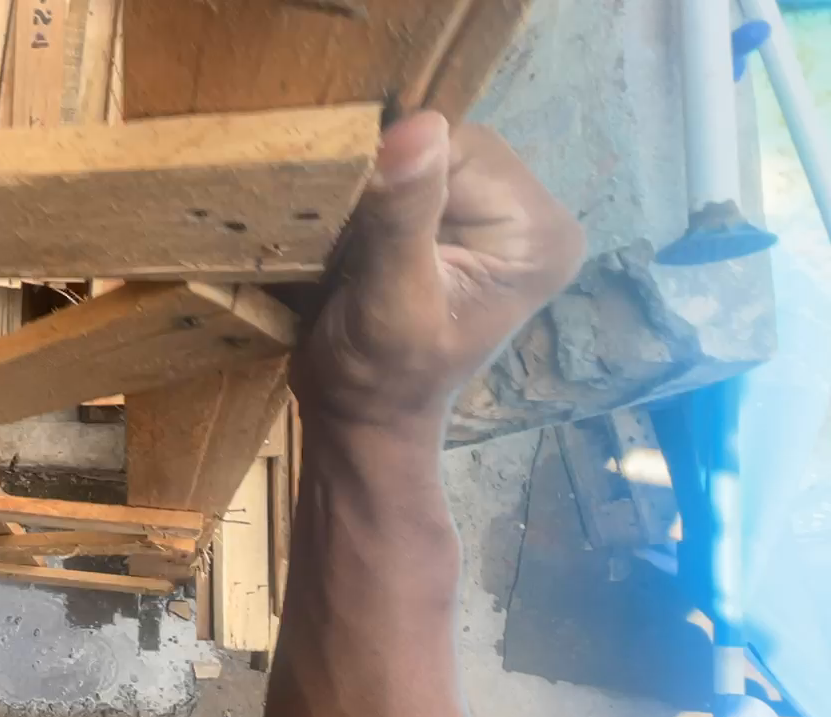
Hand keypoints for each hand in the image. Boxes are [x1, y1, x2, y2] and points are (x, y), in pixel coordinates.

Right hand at [294, 112, 585, 430]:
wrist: (360, 423)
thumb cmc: (375, 379)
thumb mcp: (388, 302)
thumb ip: (402, 220)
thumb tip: (414, 127)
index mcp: (536, 233)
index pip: (465, 151)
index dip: (397, 173)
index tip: (350, 226)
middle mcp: (528, 220)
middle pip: (447, 155)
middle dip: (385, 189)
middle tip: (347, 247)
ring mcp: (491, 229)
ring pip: (422, 172)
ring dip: (370, 204)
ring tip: (347, 255)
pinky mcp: (454, 240)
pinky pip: (410, 197)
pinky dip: (370, 216)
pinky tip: (354, 254)